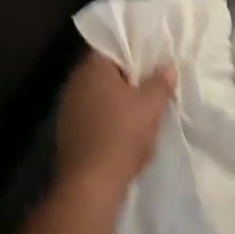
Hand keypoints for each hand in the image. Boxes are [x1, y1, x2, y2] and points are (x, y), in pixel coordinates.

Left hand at [56, 52, 175, 191]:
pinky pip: (93, 118)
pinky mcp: (68, 134)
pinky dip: (108, 121)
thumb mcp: (150, 106)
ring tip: (142, 111)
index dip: (134, 51)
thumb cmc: (121, 135)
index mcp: (92, 68)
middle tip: (151, 84)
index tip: (152, 58)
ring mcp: (68, 109)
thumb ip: (160, 82)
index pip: (112, 47)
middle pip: (106, 73)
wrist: (89, 186)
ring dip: (118, 102)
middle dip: (128, 79)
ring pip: (99, 97)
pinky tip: (125, 134)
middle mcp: (75, 83)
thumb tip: (167, 67)